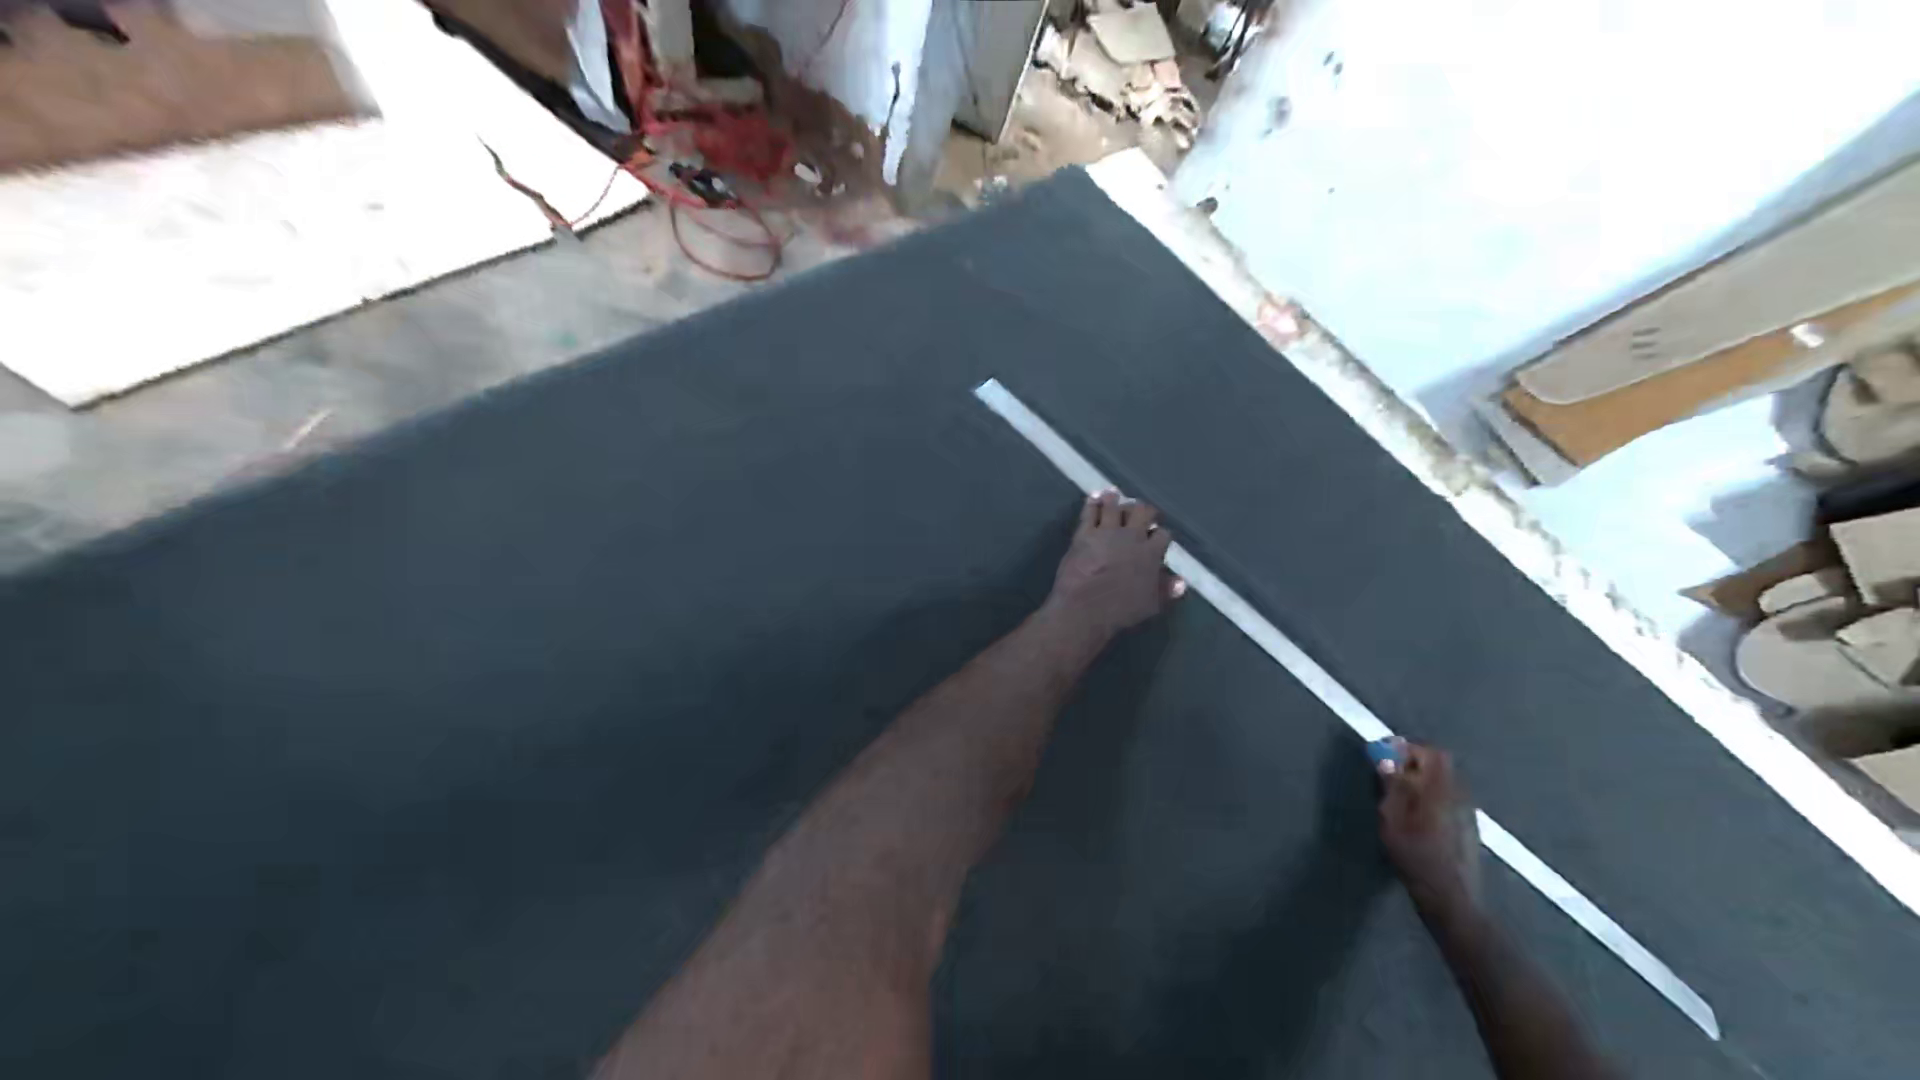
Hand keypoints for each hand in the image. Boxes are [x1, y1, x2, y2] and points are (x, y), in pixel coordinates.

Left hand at [1044, 490, 1185, 636]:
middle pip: (1142, 512)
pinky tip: (1094, 497)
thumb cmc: (1121, 610)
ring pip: (1115, 506)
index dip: (1160, 534)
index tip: (1157, 535)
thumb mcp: (1151, 605)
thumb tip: (1180, 582)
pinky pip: (1090, 512)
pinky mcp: (1084, 533)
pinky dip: (1093, 502)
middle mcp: (1131, 537)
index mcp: (1151, 553)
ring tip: (1115, 494)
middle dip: (1145, 510)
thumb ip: (1166, 590)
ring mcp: (1107, 532)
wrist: (1085, 607)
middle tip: (1143, 511)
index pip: (1162, 535)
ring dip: (1116, 499)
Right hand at [1377, 738, 1481, 916]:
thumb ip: (1392, 787)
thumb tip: (1386, 759)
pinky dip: (1431, 793)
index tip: (1385, 753)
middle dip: (1414, 761)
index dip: (1408, 748)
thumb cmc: (1415, 856)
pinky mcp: (1468, 826)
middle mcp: (1459, 796)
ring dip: (1423, 778)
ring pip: (1445, 781)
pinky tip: (1416, 812)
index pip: (1432, 753)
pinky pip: (1449, 797)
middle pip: (1441, 765)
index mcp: (1441, 791)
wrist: (1451, 897)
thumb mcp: (1392, 820)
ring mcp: (1467, 812)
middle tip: (1389, 771)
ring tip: (1399, 792)